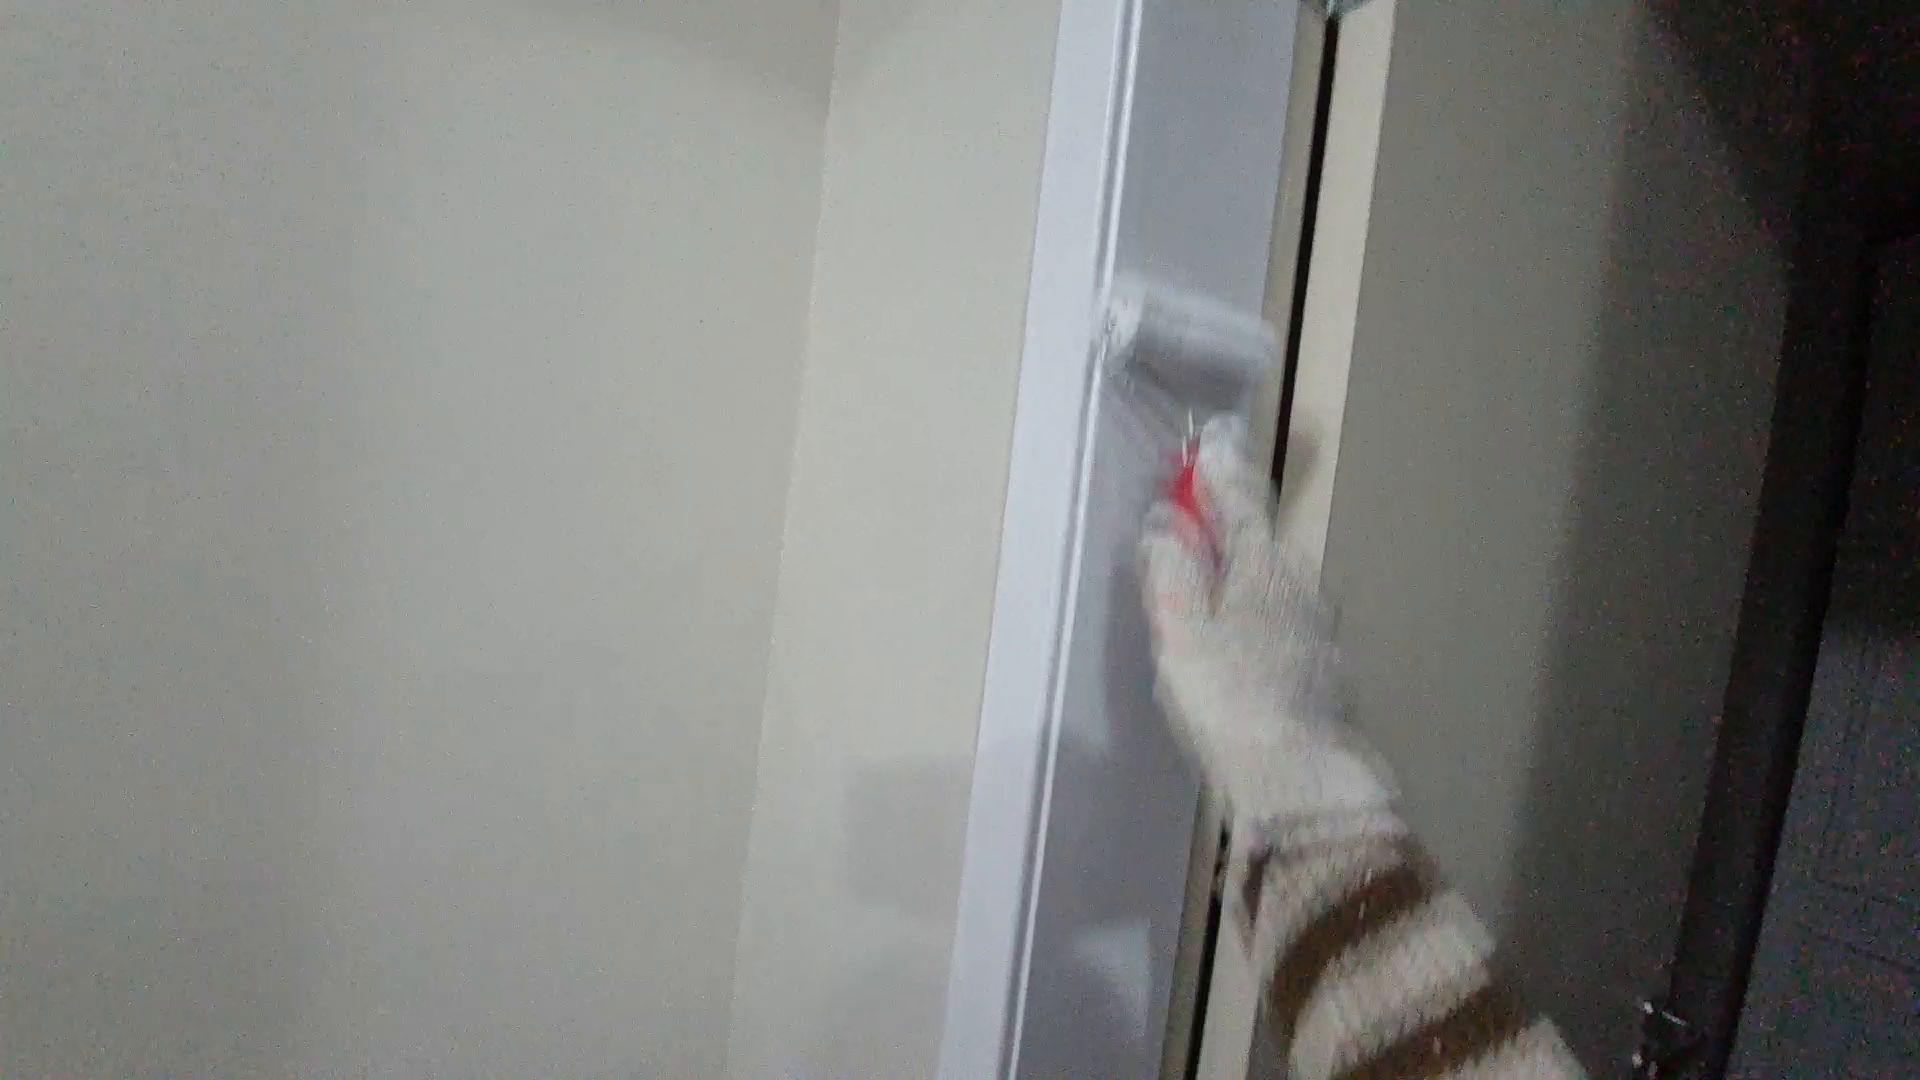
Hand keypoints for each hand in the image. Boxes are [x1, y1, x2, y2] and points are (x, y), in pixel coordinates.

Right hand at [1139, 417, 1393, 830]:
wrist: (1299, 781)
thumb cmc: (1228, 698)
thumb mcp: (1183, 631)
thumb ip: (1174, 571)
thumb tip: (1166, 523)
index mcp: (1266, 571)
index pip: (1242, 507)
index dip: (1221, 476)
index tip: (1211, 442)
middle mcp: (1300, 589)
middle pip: (1259, 540)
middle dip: (1228, 517)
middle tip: (1199, 497)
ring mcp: (1317, 629)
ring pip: (1271, 579)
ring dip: (1240, 561)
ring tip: (1209, 560)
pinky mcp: (1320, 665)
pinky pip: (1279, 612)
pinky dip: (1252, 600)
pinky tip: (1237, 624)